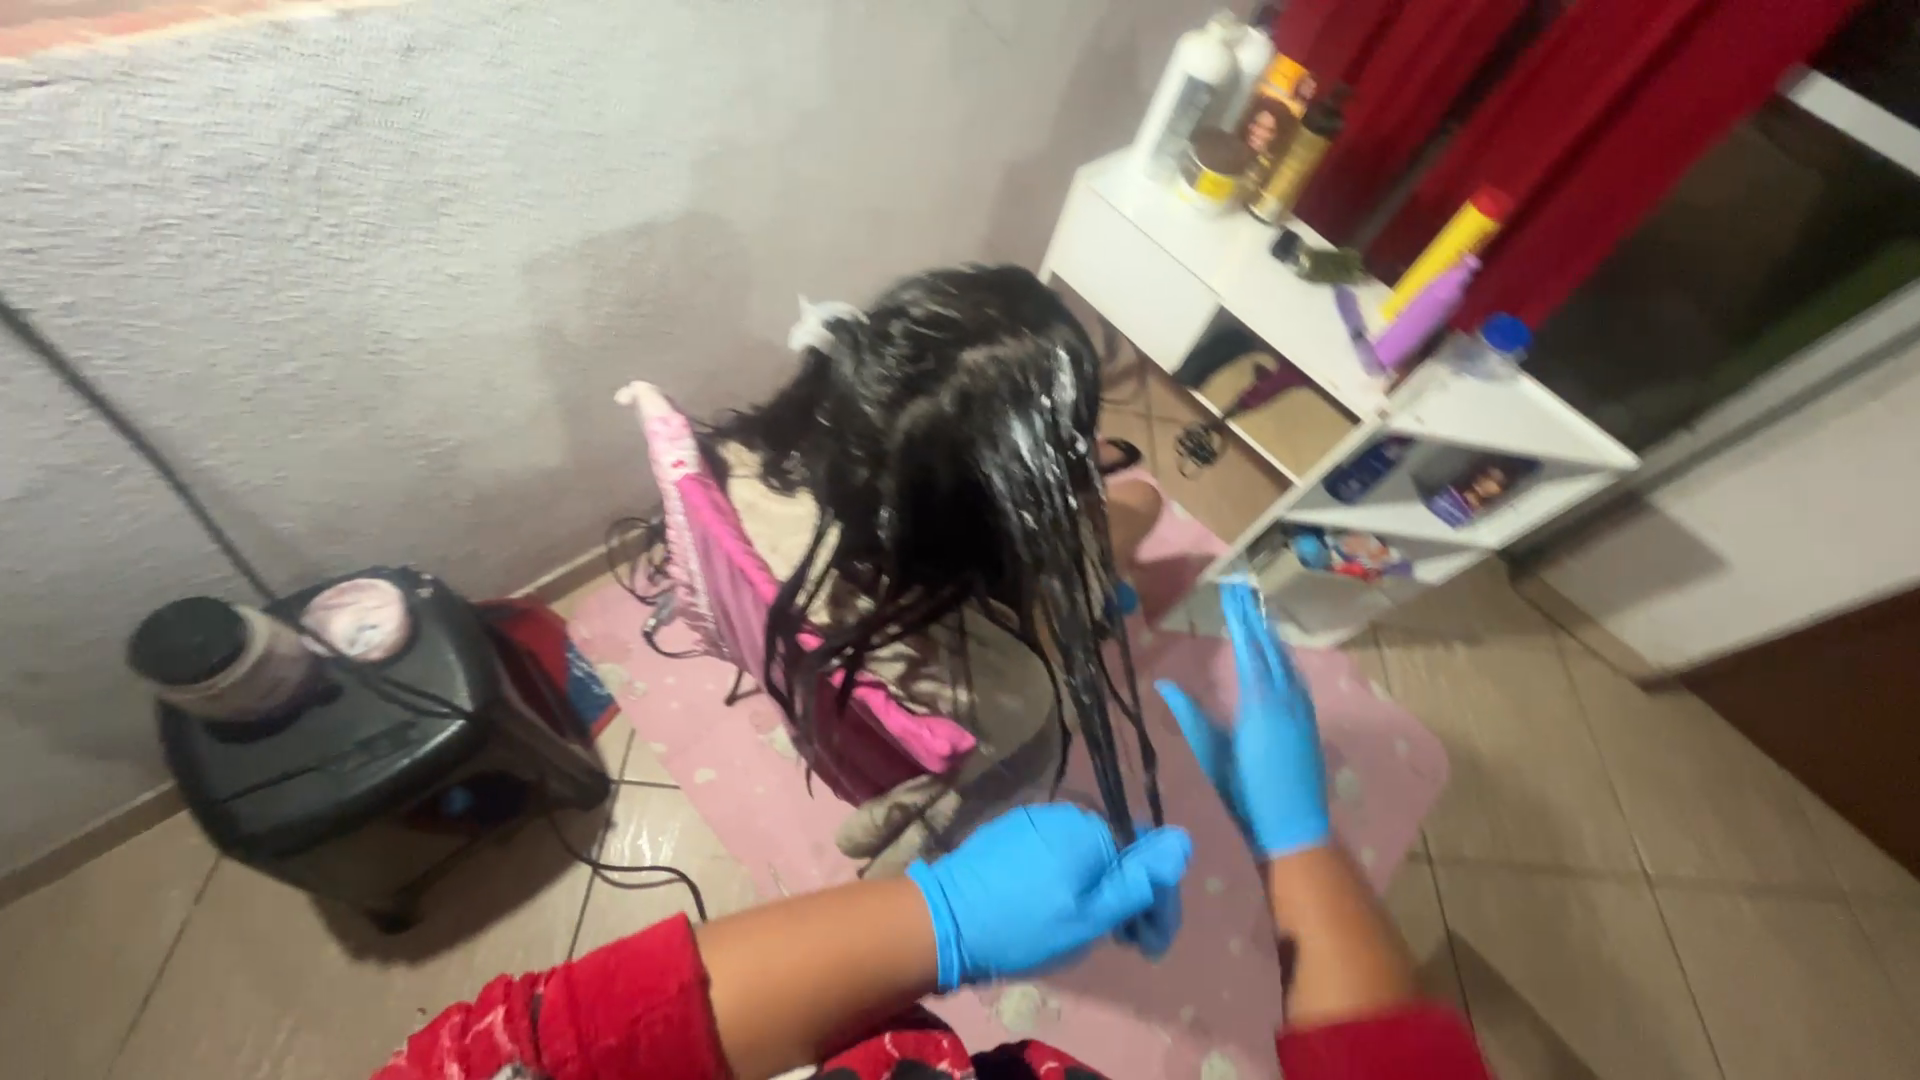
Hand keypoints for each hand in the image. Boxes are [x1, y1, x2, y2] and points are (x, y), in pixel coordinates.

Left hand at [907, 803, 1192, 990]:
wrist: (946, 919)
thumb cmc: (1025, 924)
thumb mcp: (1092, 916)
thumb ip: (1139, 880)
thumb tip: (1183, 840)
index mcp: (1090, 829)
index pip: (1146, 854)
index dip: (1157, 899)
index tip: (1150, 945)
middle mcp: (1065, 813)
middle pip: (1116, 852)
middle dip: (1129, 895)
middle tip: (1125, 944)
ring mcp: (1034, 819)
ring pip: (1087, 854)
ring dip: (1099, 889)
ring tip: (1090, 930)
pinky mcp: (1011, 831)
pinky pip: (1058, 852)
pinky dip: (1069, 879)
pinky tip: (1058, 908)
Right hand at [1155, 582, 1330, 859]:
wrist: (1293, 826)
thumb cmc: (1245, 791)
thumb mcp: (1210, 752)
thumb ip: (1189, 714)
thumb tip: (1163, 684)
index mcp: (1258, 702)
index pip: (1248, 648)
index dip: (1239, 620)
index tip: (1231, 595)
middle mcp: (1284, 697)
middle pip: (1269, 648)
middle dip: (1255, 619)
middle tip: (1243, 592)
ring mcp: (1301, 708)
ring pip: (1286, 661)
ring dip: (1271, 636)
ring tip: (1258, 614)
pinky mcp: (1308, 720)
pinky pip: (1295, 677)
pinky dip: (1284, 657)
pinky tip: (1278, 654)